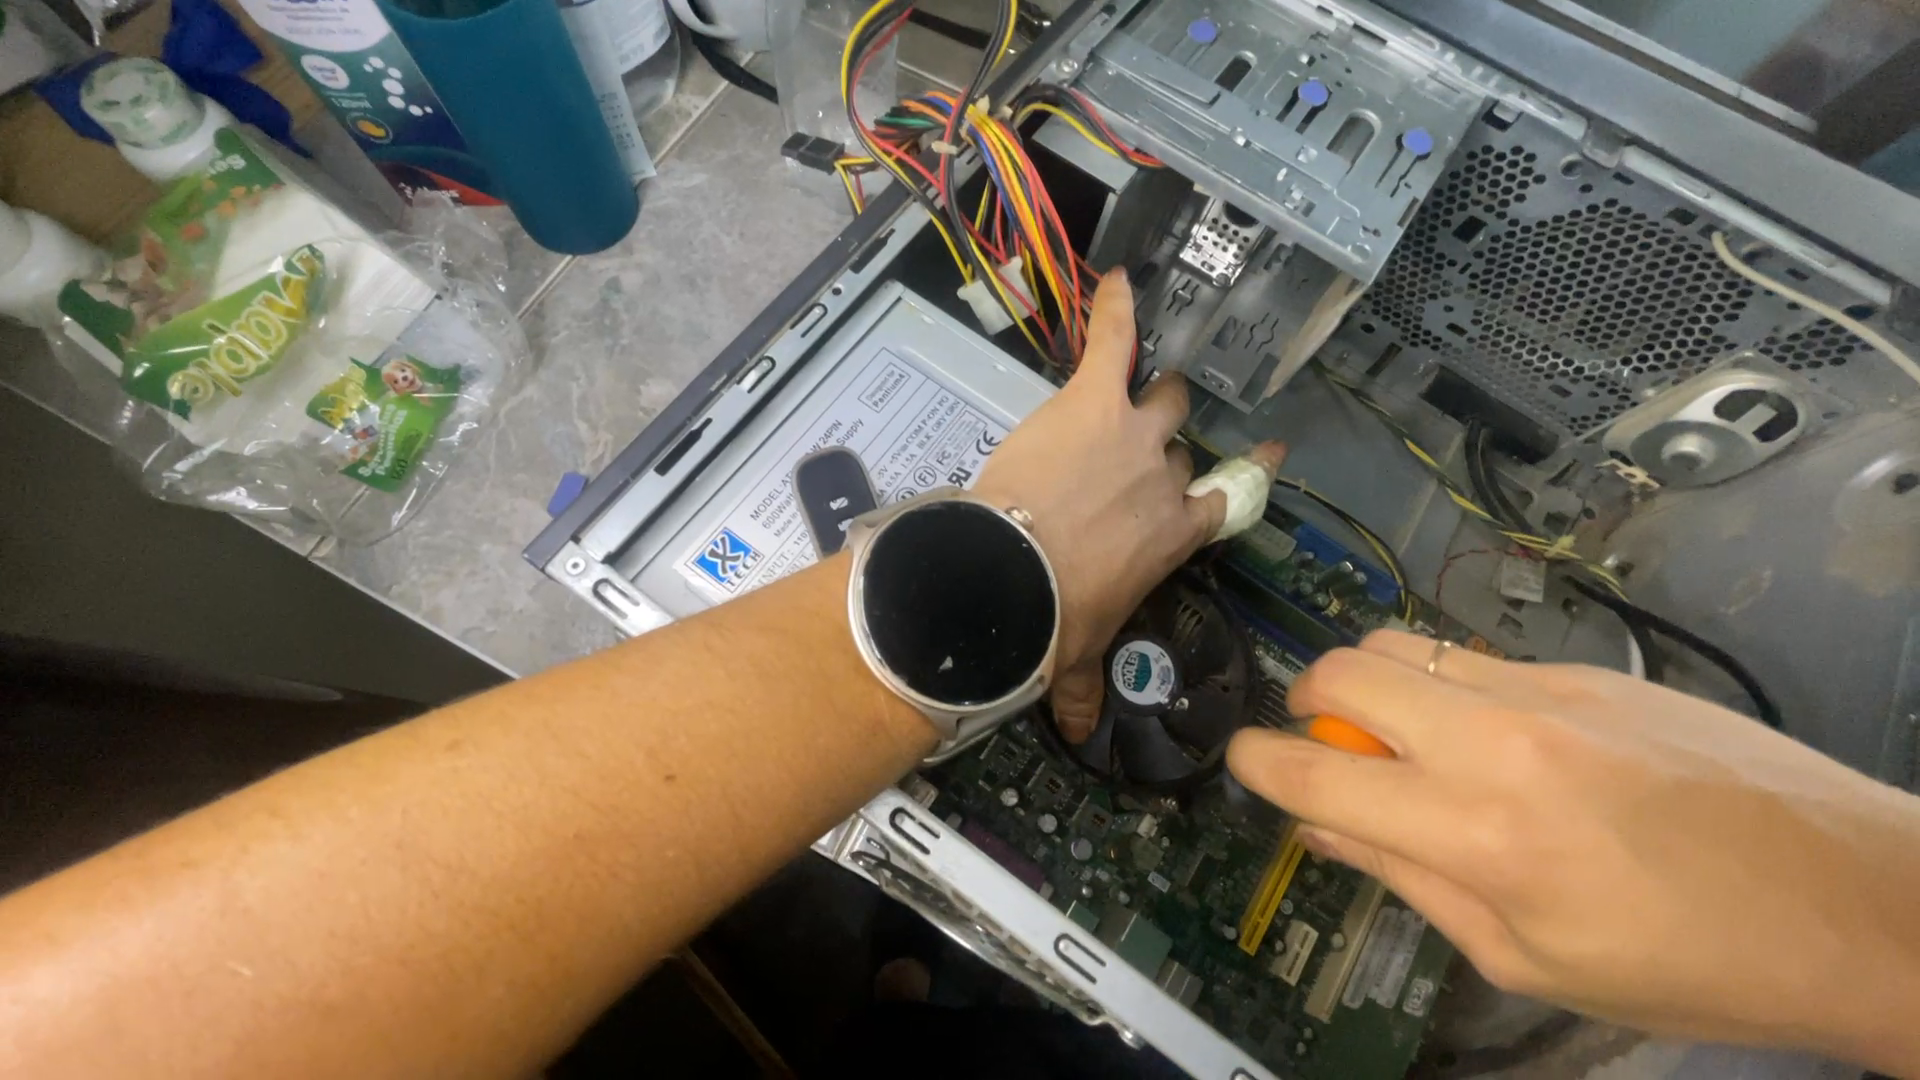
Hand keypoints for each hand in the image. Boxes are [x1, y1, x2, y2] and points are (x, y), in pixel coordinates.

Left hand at [974, 270, 1283, 741]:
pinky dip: (1116, 310)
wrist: (1012, 578)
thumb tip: (1080, 736)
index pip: (1218, 500)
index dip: (1237, 477)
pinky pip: (1112, 343)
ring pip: (1161, 397)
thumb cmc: (1052, 619)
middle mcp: (1164, 479)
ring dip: (1152, 389)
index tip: (1262, 454)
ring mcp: (1131, 433)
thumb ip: (1081, 689)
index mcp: (1172, 536)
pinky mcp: (1090, 400)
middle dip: (1166, 441)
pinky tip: (1118, 279)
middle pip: (1179, 445)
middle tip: (1147, 435)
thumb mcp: (1074, 656)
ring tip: (1146, 370)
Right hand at [1226, 630, 1919, 1073]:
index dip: (1255, 762)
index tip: (1244, 760)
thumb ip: (1403, 878)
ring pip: (1393, 645)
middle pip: (1338, 672)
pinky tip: (1493, 734)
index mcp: (1474, 833)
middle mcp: (1492, 740)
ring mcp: (1538, 689)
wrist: (1869, 899)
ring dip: (1367, 684)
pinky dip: (1439, 687)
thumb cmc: (1687, 960)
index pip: (1313, 776)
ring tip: (1403, 732)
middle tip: (1328, 741)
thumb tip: (1317, 826)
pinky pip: (1464, 656)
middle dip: (1303, 701)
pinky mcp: (1578, 667)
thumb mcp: (1524, 957)